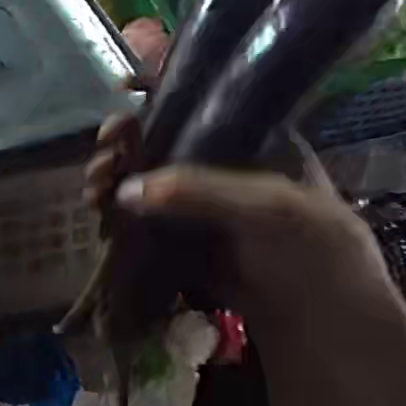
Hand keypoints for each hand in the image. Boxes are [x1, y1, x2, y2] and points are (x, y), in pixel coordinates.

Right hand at [85, 115, 396, 327]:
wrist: (313, 319)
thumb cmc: (310, 251)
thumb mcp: (267, 208)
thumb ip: (198, 190)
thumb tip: (123, 190)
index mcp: (253, 142)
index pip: (203, 102)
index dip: (163, 90)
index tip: (124, 87)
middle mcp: (218, 165)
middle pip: (157, 140)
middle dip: (122, 142)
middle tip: (103, 153)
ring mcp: (193, 203)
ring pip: (138, 177)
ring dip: (109, 176)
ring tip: (92, 188)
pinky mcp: (173, 236)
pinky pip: (133, 215)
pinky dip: (109, 209)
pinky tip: (94, 209)